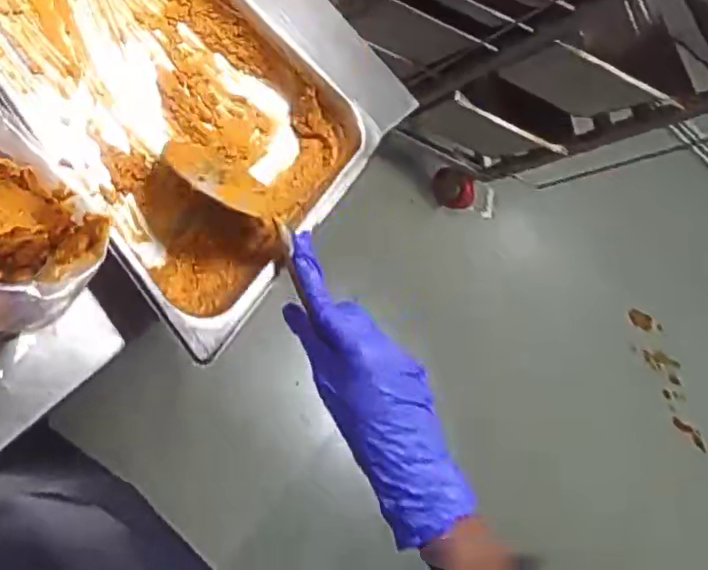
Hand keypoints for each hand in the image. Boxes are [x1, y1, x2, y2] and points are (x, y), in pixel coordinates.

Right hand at [283, 231, 477, 551]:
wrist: (412, 465)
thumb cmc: (360, 427)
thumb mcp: (327, 385)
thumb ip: (312, 343)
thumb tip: (295, 311)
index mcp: (353, 342)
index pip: (324, 298)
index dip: (309, 270)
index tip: (301, 241)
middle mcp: (378, 338)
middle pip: (346, 315)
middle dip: (332, 324)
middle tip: (323, 353)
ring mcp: (398, 351)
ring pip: (363, 333)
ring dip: (351, 344)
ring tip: (348, 382)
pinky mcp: (411, 366)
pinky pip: (380, 350)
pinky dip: (369, 360)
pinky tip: (370, 391)